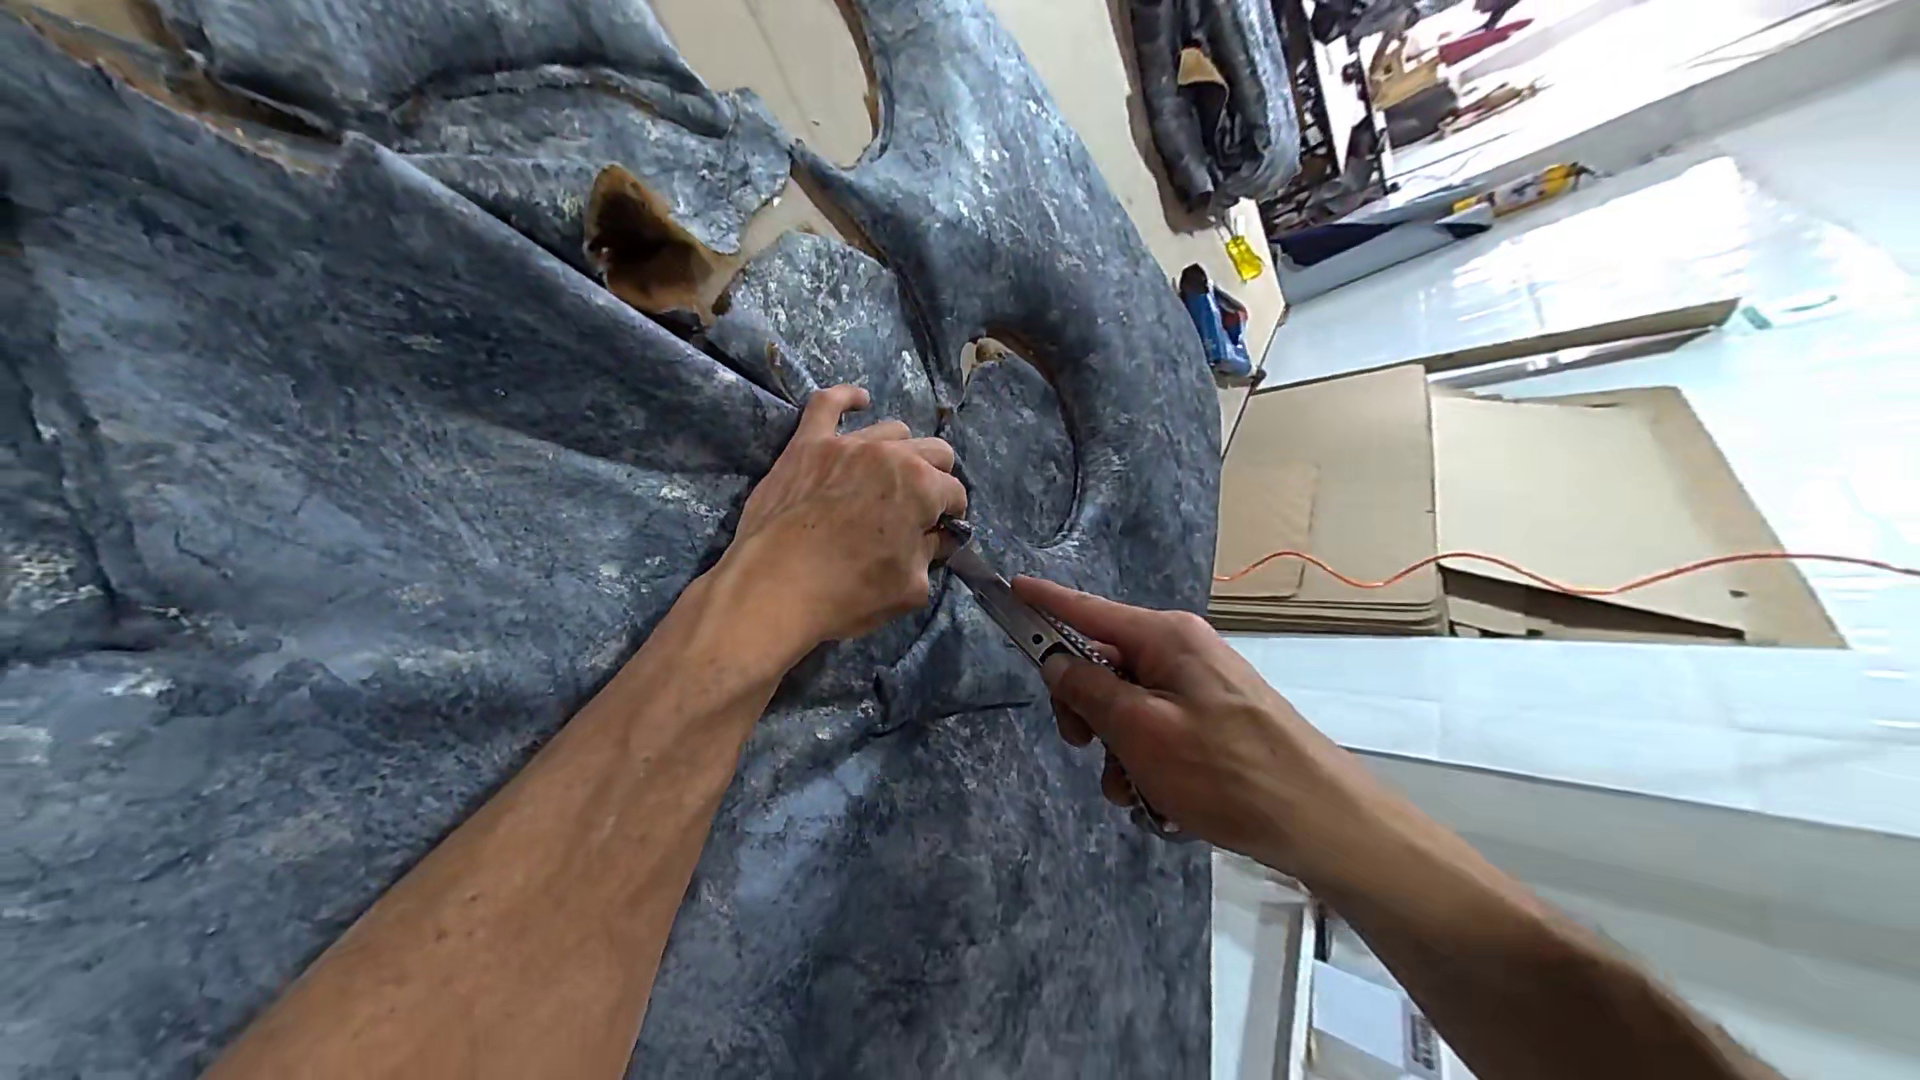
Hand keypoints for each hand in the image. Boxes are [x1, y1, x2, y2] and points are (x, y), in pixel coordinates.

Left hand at [717, 385, 966, 652]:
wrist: (775, 589)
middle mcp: (891, 455)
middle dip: (938, 479)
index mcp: (923, 487)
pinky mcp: (807, 444)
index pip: (955, 493)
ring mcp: (847, 444)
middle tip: (921, 507)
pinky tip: (859, 399)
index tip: (940, 531)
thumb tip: (937, 537)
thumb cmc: (849, 593)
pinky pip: (826, 404)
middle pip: (934, 452)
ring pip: (892, 431)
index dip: (952, 515)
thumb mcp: (911, 588)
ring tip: (889, 477)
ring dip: (901, 453)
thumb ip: (932, 555)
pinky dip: (846, 398)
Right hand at [1010, 577, 1380, 877]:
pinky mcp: (1212, 718)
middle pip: (1104, 663)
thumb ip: (1089, 691)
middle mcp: (1181, 650)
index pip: (1088, 609)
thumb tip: (1056, 661)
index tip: (1011, 588)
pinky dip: (1147, 761)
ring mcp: (1199, 684)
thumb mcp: (1141, 731)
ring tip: (1136, 790)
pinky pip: (1157, 728)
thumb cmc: (1224, 770)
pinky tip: (1160, 799)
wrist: (1322, 822)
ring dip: (1118, 748)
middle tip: (1084, 746)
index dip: (1046, 601)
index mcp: (1164, 637)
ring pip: (1127, 704)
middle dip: (1086, 707)